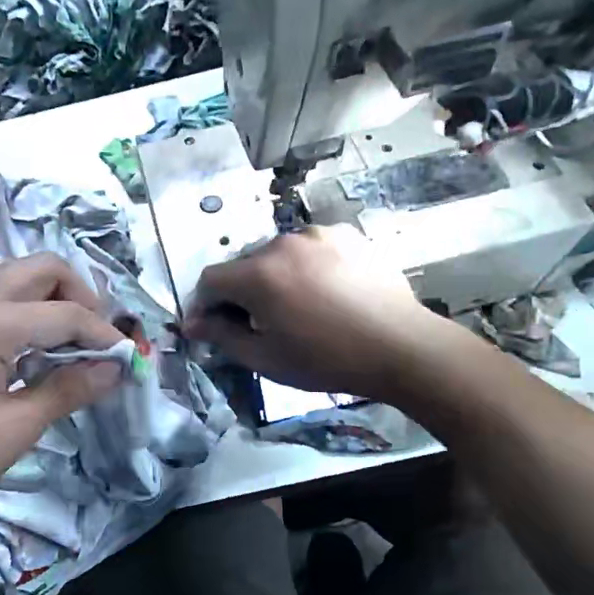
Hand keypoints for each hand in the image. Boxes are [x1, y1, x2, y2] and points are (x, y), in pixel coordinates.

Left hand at [0, 254, 124, 535]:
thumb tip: (113, 368)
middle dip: (83, 298)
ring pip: (19, 278)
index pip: (67, 313)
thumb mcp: (4, 435)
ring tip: (71, 351)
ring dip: (54, 302)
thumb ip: (63, 393)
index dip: (105, 337)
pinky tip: (31, 355)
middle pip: (44, 269)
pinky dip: (27, 312)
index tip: (130, 364)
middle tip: (99, 344)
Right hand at [184, 224, 475, 401]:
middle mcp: (284, 243)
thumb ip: (223, 336)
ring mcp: (319, 234)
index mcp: (258, 274)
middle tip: (258, 324)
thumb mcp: (267, 358)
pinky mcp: (348, 235)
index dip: (205, 305)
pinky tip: (326, 292)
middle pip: (245, 265)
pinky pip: (312, 249)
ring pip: (279, 255)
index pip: (211, 280)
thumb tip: (193, 324)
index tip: (212, 328)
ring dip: (276, 277)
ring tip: (298, 308)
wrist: (400, 346)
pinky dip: (307, 267)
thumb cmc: (327, 360)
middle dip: (242, 292)